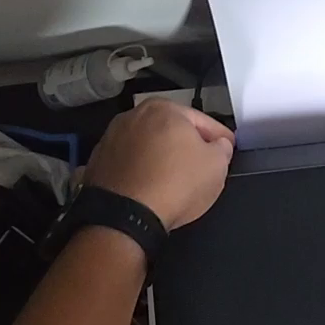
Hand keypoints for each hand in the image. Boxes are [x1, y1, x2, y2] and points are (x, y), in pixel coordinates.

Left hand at [83, 99, 234, 229]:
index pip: (202, 121)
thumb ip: (222, 148)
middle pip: (171, 130)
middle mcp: (133, 116)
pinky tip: (152, 188)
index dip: (220, 137)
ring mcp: (111, 139)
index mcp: (164, 108)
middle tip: (203, 165)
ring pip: (148, 146)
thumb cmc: (173, 184)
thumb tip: (219, 146)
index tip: (227, 147)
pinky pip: (130, 164)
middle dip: (188, 146)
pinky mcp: (98, 163)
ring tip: (176, 181)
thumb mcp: (217, 165)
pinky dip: (141, 172)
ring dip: (162, 158)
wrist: (126, 216)